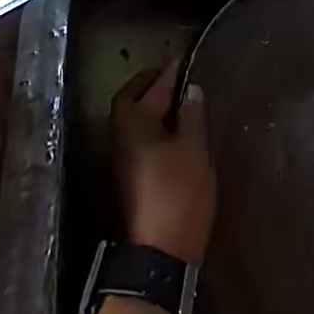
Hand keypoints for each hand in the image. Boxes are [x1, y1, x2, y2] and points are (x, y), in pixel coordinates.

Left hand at [111, 60, 214, 263]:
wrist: (162, 251)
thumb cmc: (177, 191)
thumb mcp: (192, 148)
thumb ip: (191, 115)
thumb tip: (191, 89)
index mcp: (131, 125)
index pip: (142, 89)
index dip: (161, 74)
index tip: (179, 62)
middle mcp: (121, 140)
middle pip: (132, 106)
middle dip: (152, 90)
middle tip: (177, 80)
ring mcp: (125, 163)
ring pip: (138, 126)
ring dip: (156, 112)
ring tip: (183, 104)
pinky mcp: (135, 181)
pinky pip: (144, 143)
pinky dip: (159, 131)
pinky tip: (180, 135)